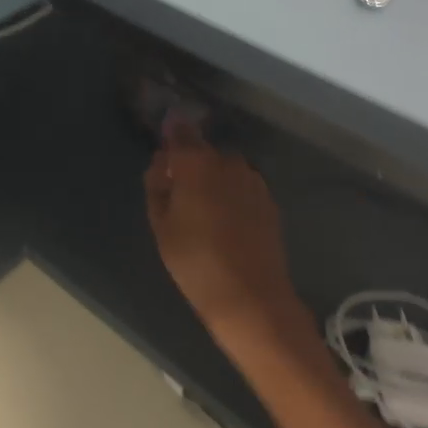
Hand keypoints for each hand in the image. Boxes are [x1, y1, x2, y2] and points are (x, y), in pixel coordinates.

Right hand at [145, 121, 297, 329]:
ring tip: (204, 215)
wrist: (251, 297)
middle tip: (179, 197)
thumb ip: (157, 184)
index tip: (163, 159)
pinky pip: (242, 187)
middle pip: (203, 152)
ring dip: (213, 181)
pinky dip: (232, 196)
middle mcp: (228, 162)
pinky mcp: (269, 201)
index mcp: (196, 162)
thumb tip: (163, 164)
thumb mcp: (160, 223)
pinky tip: (226, 225)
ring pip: (224, 170)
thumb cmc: (195, 260)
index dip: (170, 138)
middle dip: (190, 166)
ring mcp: (253, 180)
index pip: (180, 130)